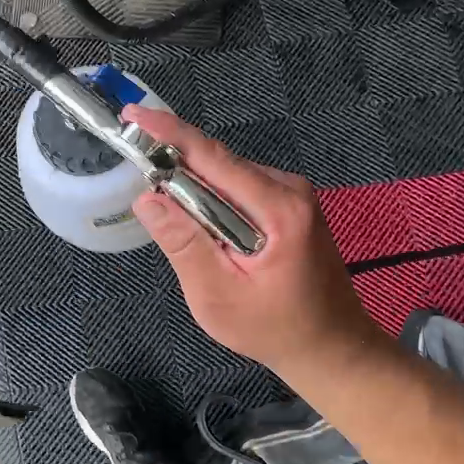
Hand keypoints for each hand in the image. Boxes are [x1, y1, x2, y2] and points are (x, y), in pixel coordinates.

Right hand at [122, 105, 387, 374]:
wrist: (332, 348)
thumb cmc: (275, 328)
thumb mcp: (218, 294)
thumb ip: (183, 244)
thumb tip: (147, 198)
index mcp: (277, 208)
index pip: (212, 158)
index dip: (168, 133)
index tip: (133, 115)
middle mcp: (288, 190)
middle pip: (216, 162)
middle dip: (172, 161)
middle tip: (132, 164)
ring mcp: (291, 195)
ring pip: (223, 175)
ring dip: (189, 186)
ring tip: (163, 209)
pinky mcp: (286, 205)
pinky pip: (234, 188)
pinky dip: (206, 198)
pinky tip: (196, 223)